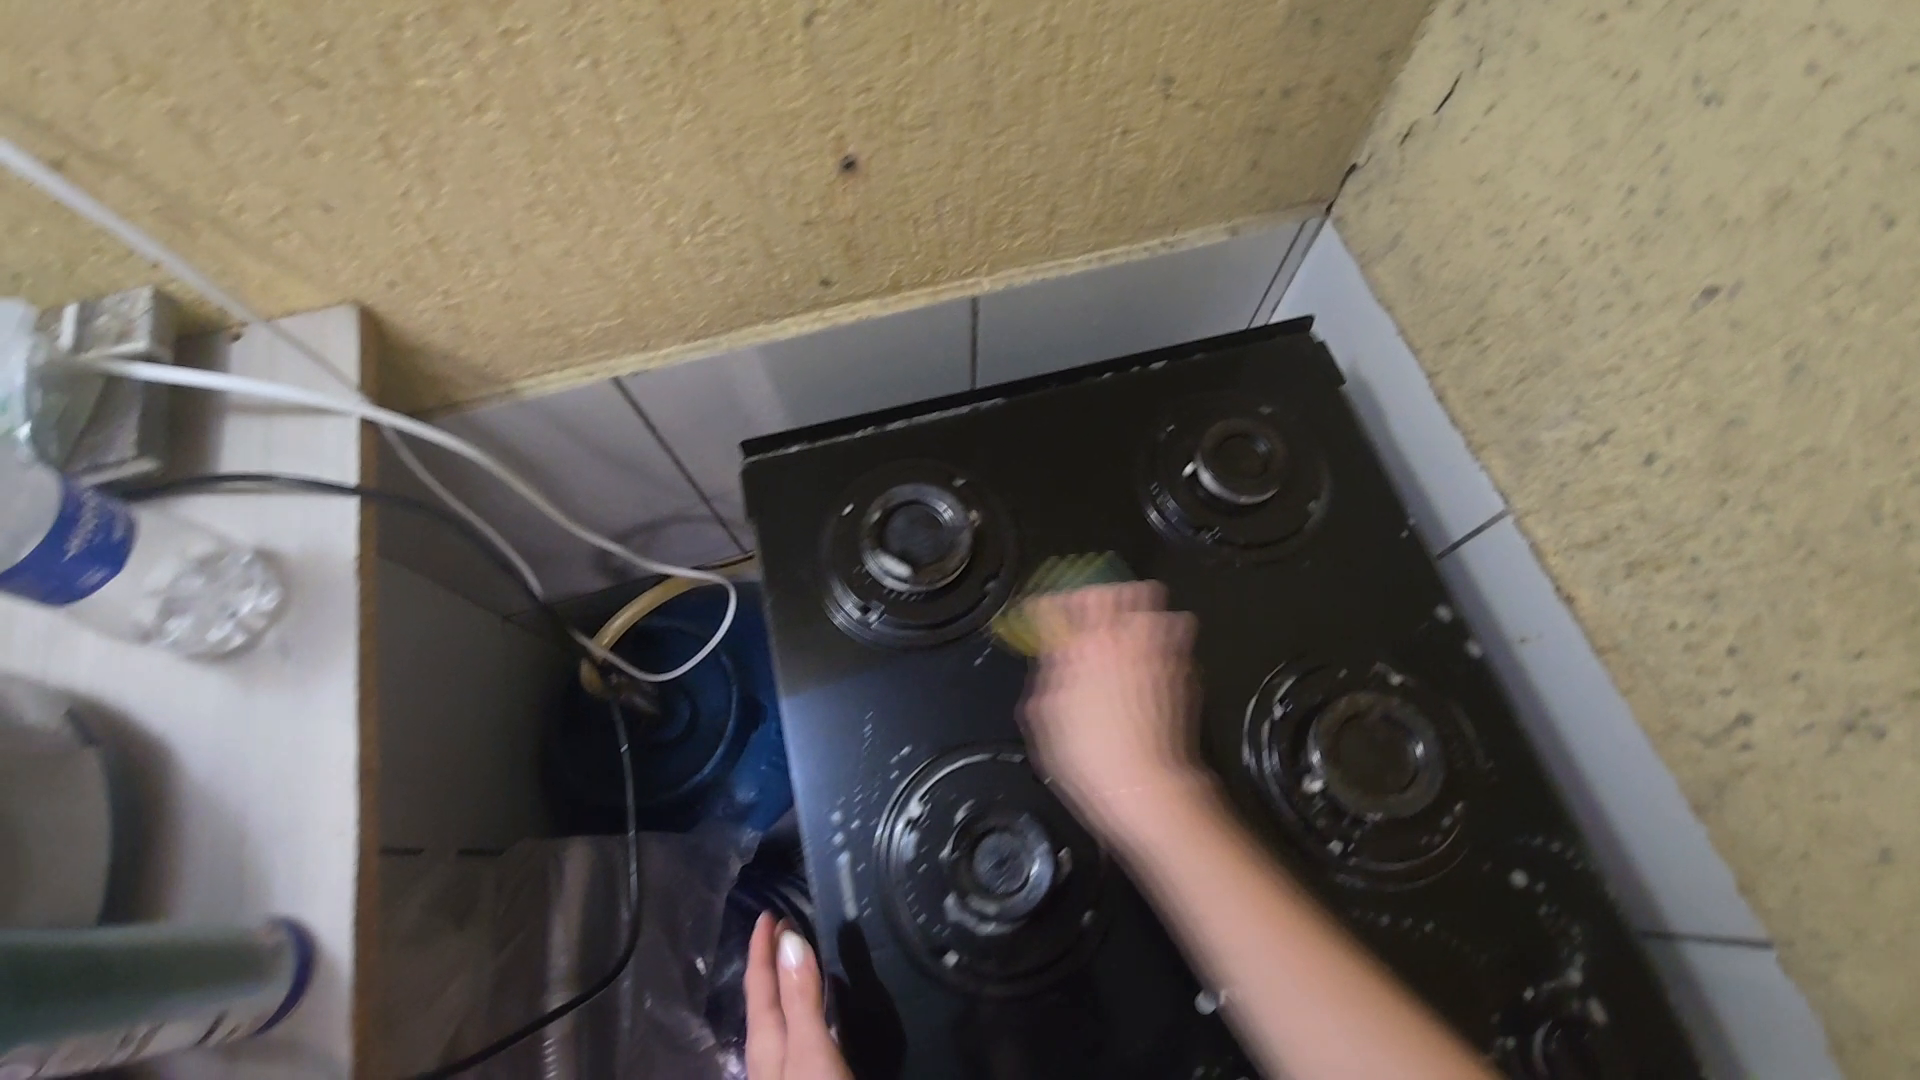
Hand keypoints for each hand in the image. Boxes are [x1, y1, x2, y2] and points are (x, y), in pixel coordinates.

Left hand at [745, 913, 852, 1079]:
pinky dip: (805, 1004)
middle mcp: (768, 1049)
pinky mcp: (802, 1073)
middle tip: (787, 924)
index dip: (761, 944)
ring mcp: (783, 1066)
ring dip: (788, 980)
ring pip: (781, 1011)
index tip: (767, 912)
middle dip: (773, 958)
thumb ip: (800, 996)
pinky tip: (820, 1008)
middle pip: (766, 994)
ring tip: (802, 955)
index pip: (758, 980)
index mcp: (764, 1036)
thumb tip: (789, 937)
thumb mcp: (809, 1047)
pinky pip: (798, 1026)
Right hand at [1020, 582, 1212, 842]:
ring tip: (1128, 636)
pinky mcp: (1186, 674)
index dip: (1053, 603)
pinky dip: (1163, 644)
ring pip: (1157, 608)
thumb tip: (1055, 657)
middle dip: (1105, 597)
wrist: (1147, 789)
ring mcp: (1161, 653)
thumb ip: (1050, 674)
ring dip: (1140, 615)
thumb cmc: (1087, 758)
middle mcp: (1125, 640)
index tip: (1046, 614)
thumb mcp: (1044, 717)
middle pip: (1122, 590)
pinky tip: (1150, 666)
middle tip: (1093, 616)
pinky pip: (1177, 641)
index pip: (1067, 599)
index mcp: (1084, 646)